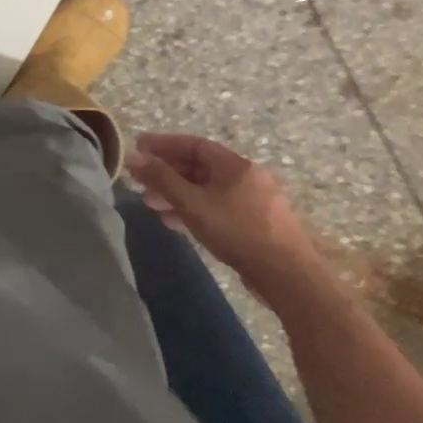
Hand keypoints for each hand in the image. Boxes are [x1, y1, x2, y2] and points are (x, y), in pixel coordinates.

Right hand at [126, 131, 319, 299]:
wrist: (289, 278)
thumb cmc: (237, 231)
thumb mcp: (191, 202)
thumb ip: (160, 177)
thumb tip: (133, 156)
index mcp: (237, 167)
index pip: (194, 145)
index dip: (163, 144)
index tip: (138, 148)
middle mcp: (249, 179)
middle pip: (199, 168)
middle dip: (166, 173)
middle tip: (140, 180)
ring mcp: (256, 203)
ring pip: (207, 190)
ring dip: (177, 194)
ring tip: (151, 204)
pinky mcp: (258, 225)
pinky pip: (218, 207)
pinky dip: (194, 209)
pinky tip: (176, 222)